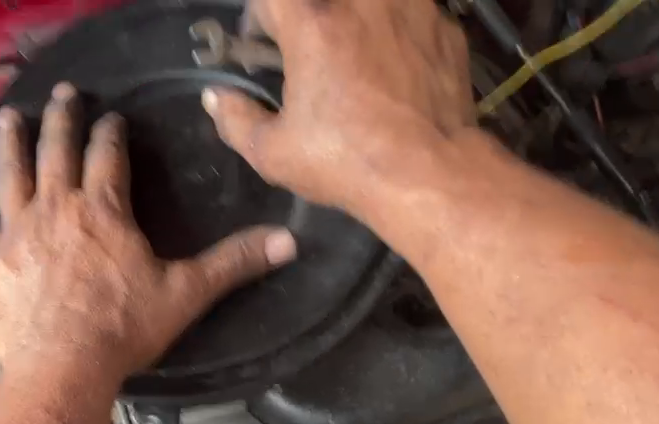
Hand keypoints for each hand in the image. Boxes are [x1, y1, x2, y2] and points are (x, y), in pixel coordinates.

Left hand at [0, 82, 296, 395]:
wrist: (63, 367)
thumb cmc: (122, 330)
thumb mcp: (185, 295)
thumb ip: (232, 264)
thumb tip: (289, 242)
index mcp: (103, 209)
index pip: (108, 155)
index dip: (111, 134)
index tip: (111, 120)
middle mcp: (56, 207)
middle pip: (58, 150)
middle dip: (63, 120)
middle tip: (63, 96)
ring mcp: (17, 232)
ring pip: (12, 174)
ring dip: (12, 143)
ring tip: (12, 119)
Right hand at [201, 0, 475, 220]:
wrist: (424, 171)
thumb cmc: (341, 162)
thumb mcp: (272, 154)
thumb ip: (235, 120)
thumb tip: (215, 98)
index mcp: (313, 24)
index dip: (258, 17)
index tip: (260, 44)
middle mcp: (362, 0)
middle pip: (321, 0)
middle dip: (308, 20)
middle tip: (305, 53)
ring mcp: (411, 5)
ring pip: (369, 4)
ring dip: (355, 22)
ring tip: (352, 58)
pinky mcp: (443, 25)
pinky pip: (410, 14)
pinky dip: (395, 33)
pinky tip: (391, 72)